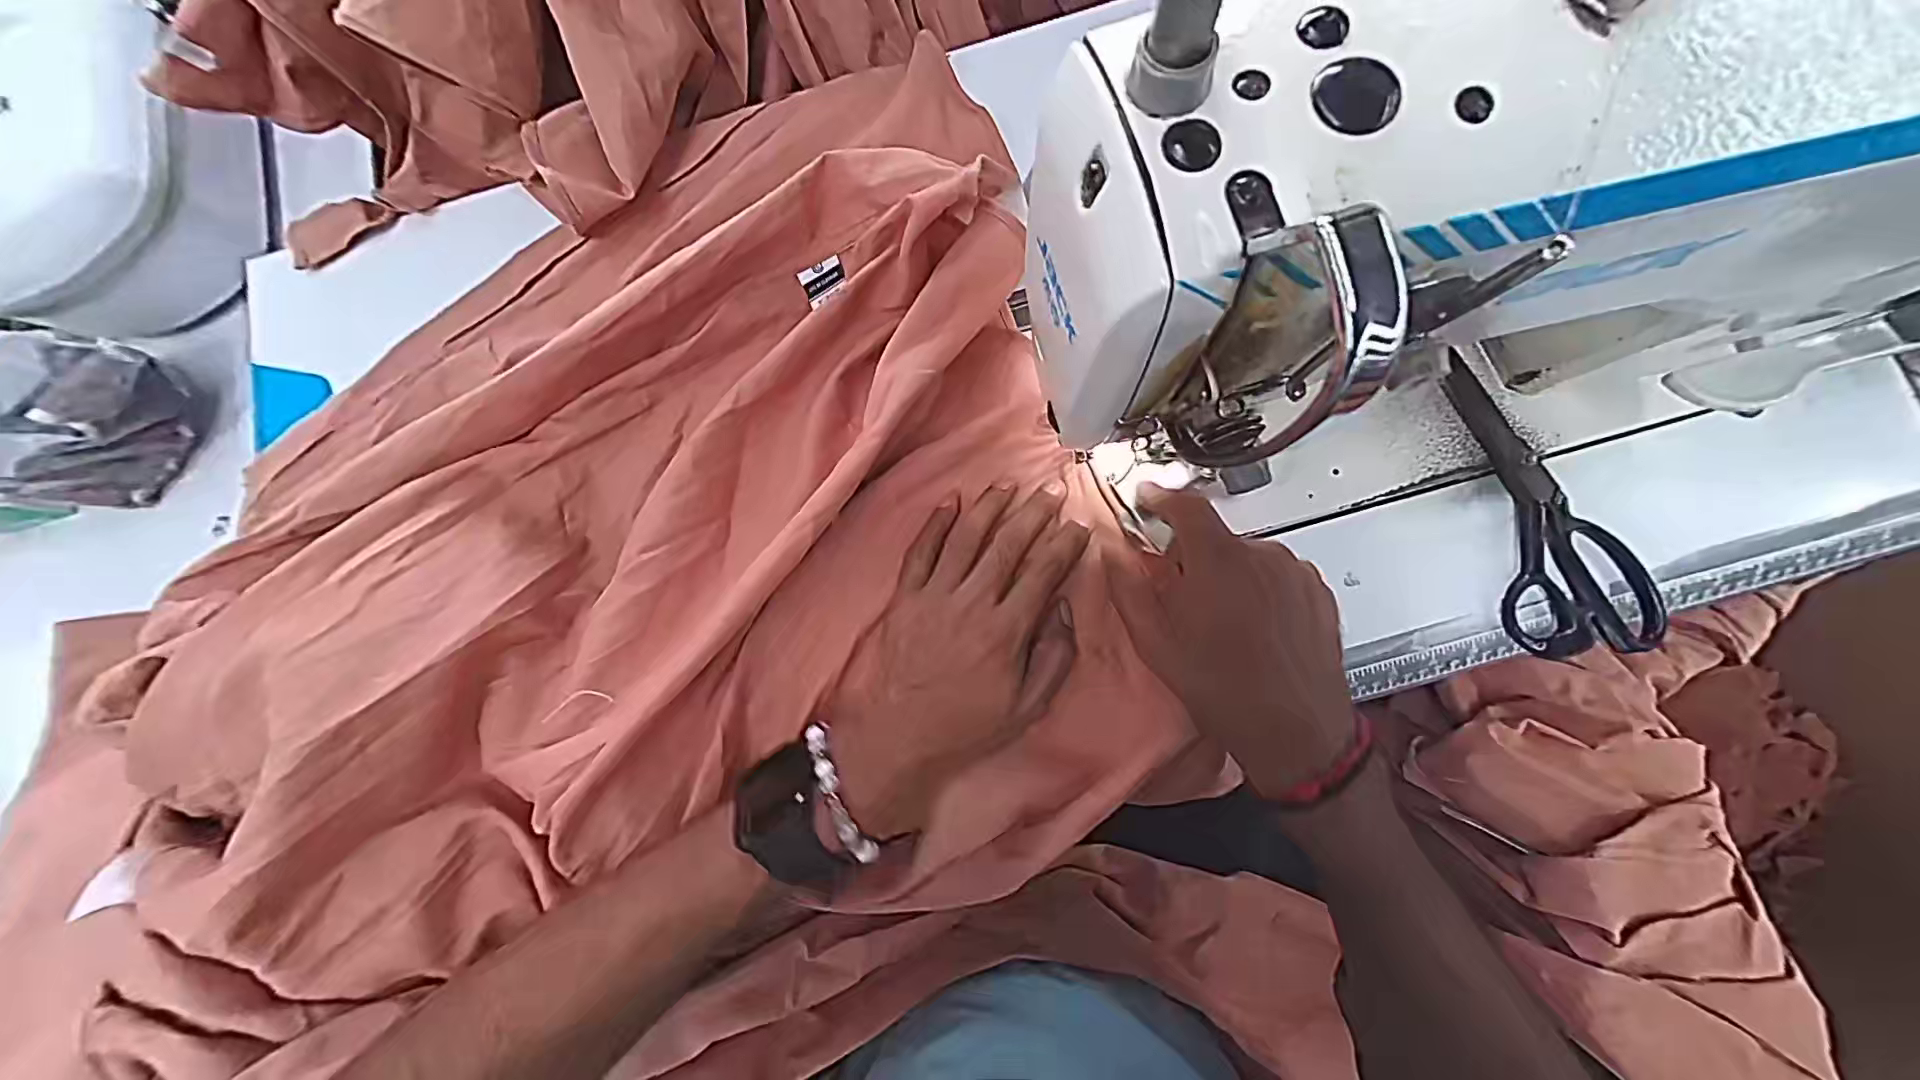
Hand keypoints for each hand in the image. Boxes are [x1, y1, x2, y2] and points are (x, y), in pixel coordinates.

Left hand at [827, 485, 1091, 837]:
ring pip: (966, 538)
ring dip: (990, 506)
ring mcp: (934, 595)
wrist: (896, 735)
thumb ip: (1053, 658)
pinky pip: (921, 550)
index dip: (1064, 545)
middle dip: (1035, 512)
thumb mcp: (1025, 707)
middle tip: (1053, 489)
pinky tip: (952, 500)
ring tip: (1009, 485)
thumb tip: (1064, 609)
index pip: (1042, 573)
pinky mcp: (905, 596)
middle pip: (1008, 545)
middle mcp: (971, 602)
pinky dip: (936, 523)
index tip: (1078, 526)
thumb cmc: (965, 725)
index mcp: (1005, 630)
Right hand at [1105, 484, 1352, 799]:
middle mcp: (1261, 556)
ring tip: (1225, 624)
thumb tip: (1113, 556)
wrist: (1294, 730)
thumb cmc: (1223, 690)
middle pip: (1215, 537)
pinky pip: (1277, 574)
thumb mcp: (1155, 643)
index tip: (1150, 498)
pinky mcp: (1317, 590)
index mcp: (1217, 561)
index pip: (1187, 506)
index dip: (1162, 498)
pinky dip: (1260, 589)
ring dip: (1229, 575)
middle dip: (1193, 558)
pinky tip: (1254, 628)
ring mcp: (1294, 572)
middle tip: (1185, 600)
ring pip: (1246, 557)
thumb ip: (1127, 589)